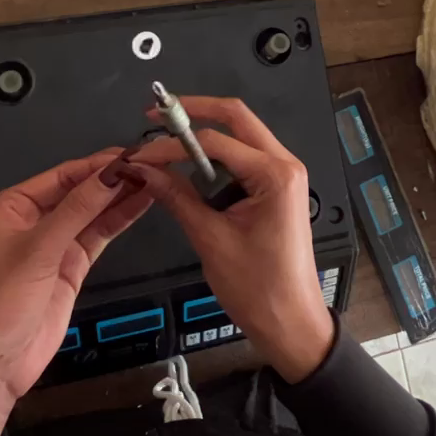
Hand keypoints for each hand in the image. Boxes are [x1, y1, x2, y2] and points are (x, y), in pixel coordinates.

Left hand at [0, 149, 154, 435]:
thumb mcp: (38, 251)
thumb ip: (78, 209)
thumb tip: (112, 172)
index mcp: (13, 207)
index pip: (63, 175)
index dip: (98, 164)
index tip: (134, 154)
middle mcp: (34, 220)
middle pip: (81, 191)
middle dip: (114, 179)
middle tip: (153, 164)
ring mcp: (54, 245)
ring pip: (93, 213)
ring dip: (121, 198)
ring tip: (157, 179)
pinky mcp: (70, 268)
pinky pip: (98, 237)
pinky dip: (119, 221)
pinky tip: (142, 204)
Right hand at [133, 96, 335, 382]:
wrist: (292, 324)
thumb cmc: (258, 288)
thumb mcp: (211, 240)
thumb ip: (178, 197)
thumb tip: (145, 170)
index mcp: (275, 174)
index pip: (216, 141)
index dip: (173, 142)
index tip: (142, 151)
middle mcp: (285, 164)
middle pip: (236, 118)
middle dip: (195, 111)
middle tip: (157, 114)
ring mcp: (284, 175)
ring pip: (240, 136)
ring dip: (205, 136)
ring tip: (167, 147)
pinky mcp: (277, 188)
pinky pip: (244, 159)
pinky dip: (216, 158)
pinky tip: (190, 169)